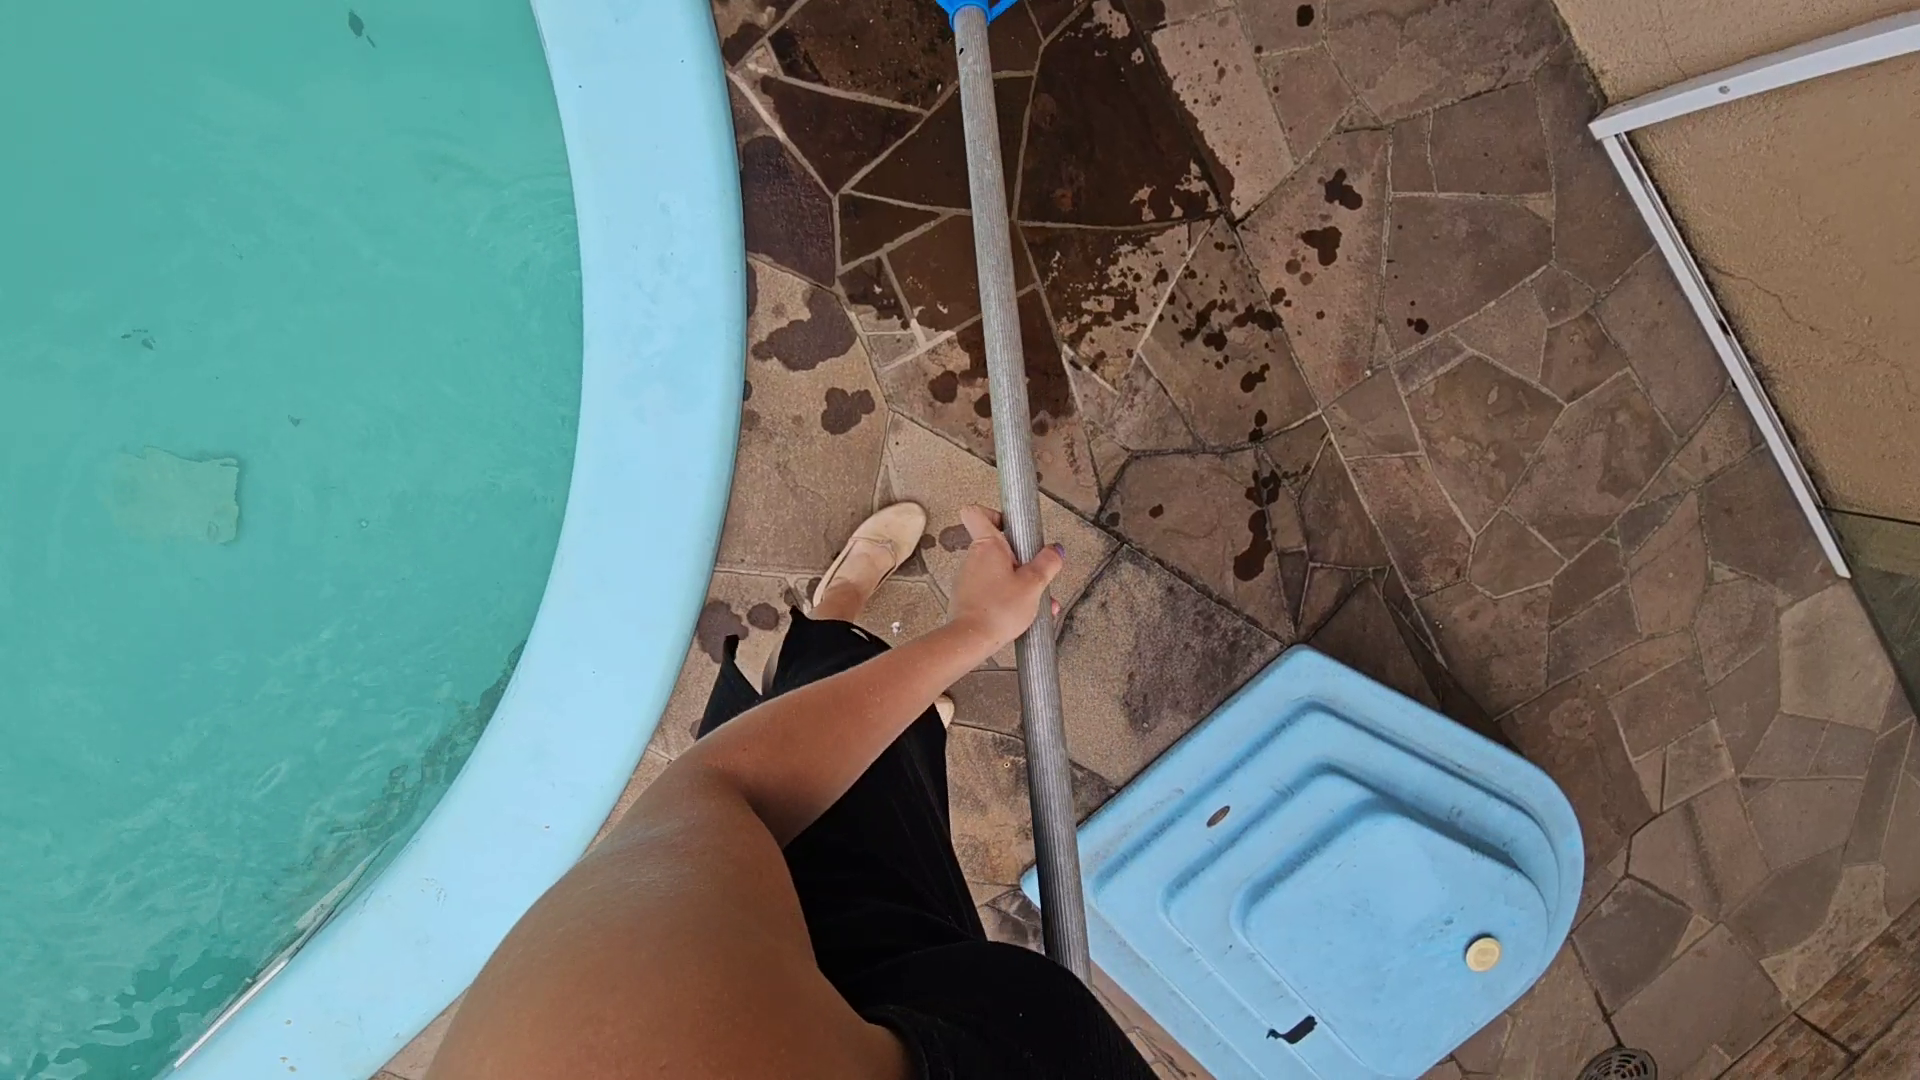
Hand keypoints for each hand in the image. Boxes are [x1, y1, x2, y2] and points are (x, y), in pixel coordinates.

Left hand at [946, 505, 1065, 654]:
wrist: (971, 640)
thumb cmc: (997, 610)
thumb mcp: (1034, 584)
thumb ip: (1048, 563)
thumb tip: (1056, 550)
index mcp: (987, 545)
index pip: (977, 512)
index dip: (995, 514)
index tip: (1013, 525)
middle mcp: (973, 557)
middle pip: (997, 545)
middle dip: (1019, 559)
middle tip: (1033, 571)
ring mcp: (968, 577)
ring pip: (997, 571)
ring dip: (1017, 582)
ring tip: (1035, 601)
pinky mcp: (967, 596)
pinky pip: (990, 588)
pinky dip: (1006, 596)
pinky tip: (1022, 613)